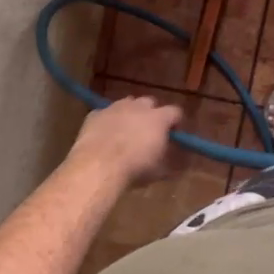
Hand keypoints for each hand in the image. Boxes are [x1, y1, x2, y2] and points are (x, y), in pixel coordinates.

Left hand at [67, 97, 182, 185]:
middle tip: (148, 132)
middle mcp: (137, 107)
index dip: (175, 122)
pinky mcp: (95, 114)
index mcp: (158, 118)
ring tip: (125, 132)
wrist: (98, 166)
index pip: (175, 112)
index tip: (173, 134)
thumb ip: (170, 162)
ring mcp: (114, 107)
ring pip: (126, 104)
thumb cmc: (134, 168)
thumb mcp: (159, 171)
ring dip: (129, 114)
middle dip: (151, 114)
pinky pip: (105, 114)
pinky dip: (108, 121)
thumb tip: (178, 163)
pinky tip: (104, 135)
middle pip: (149, 103)